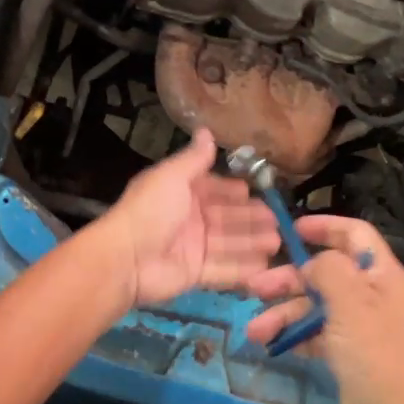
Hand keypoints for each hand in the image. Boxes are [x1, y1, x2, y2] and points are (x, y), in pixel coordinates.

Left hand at [88, 129, 282, 306]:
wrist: (125, 259)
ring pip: (229, 243)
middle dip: (251, 219)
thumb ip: (194, 158)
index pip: (215, 189)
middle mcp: (190, 218)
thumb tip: (206, 129)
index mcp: (183, 192)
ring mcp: (193, 247)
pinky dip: (243, 268)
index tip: (259, 193)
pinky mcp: (195, 274)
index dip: (235, 192)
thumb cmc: (150, 211)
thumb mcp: (172, 176)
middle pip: (226, 217)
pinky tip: (264, 266)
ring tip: (278, 242)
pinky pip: (223, 269)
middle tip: (278, 221)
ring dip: (252, 242)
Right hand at [245, 217, 403, 403]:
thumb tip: (313, 264)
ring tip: (254, 328)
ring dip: (285, 313)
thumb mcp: (352, 301)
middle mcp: (371, 295)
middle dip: (290, 278)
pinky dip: (294, 337)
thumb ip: (329, 269)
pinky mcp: (349, 356)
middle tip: (255, 285)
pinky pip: (316, 336)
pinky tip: (270, 344)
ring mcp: (360, 327)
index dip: (326, 227)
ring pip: (316, 308)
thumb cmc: (378, 352)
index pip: (355, 234)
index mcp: (381, 274)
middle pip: (327, 273)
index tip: (292, 229)